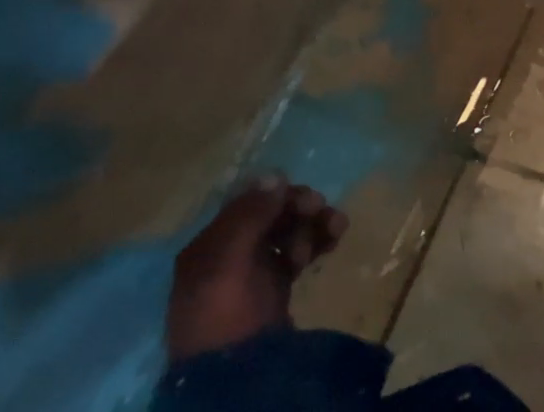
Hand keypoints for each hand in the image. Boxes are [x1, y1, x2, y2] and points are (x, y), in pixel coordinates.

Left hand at [165, 174, 348, 362]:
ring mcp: (253, 269)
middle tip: (323, 214)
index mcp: (209, 244)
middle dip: (300, 209)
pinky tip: (333, 243)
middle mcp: (228, 252)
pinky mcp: (276, 285)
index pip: (248, 202)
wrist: (237, 371)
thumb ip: (249, 217)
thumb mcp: (228, 262)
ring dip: (313, 224)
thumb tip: (275, 172)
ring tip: (334, 233)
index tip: (307, 200)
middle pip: (271, 214)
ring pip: (289, 230)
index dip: (279, 195)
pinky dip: (317, 241)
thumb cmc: (226, 311)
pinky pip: (299, 250)